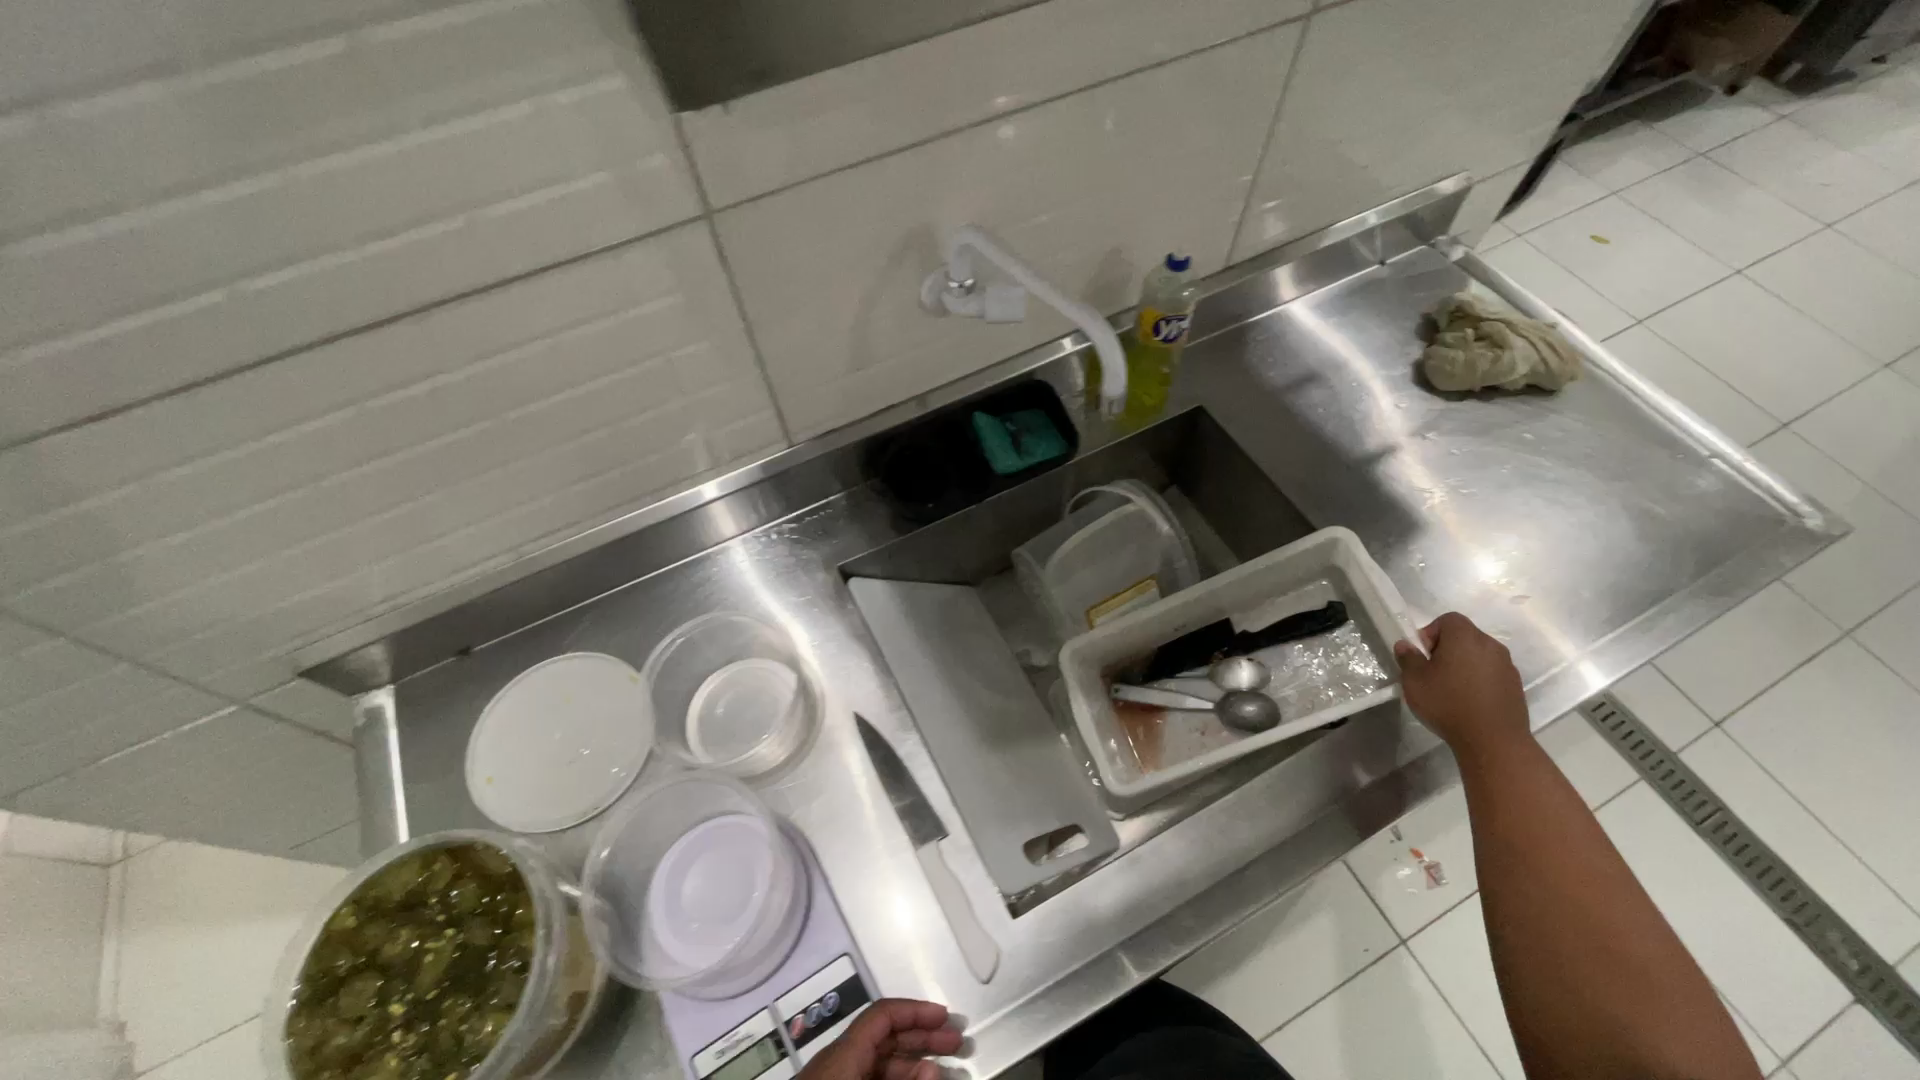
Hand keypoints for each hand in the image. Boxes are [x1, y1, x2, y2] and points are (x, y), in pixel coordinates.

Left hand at [796, 999, 963, 1079]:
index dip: (915, 1011)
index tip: (944, 1018)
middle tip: (956, 1044)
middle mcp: (836, 1064)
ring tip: (943, 1074)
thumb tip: (932, 1070)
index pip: (881, 1016)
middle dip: (921, 1037)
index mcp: (841, 1057)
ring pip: (877, 1062)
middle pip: (883, 1037)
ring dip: (911, 1064)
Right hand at [1393, 612, 1527, 758]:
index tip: (1423, 656)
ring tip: (1452, 689)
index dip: (1431, 633)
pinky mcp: (1515, 685)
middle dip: (1446, 649)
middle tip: (1433, 673)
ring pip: (1479, 655)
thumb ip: (1408, 658)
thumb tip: (1406, 645)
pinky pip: (1491, 673)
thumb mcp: (1415, 681)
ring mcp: (1507, 665)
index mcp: (1465, 637)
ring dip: (1464, 665)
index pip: (1448, 619)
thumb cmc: (1448, 703)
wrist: (1493, 740)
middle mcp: (1490, 645)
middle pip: (1465, 636)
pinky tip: (1470, 702)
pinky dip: (1479, 680)